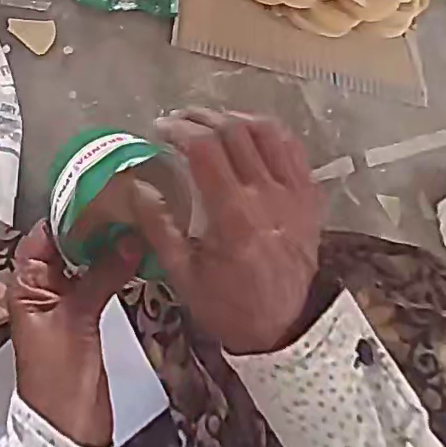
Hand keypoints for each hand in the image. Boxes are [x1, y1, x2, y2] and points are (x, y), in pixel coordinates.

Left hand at [8, 221, 142, 446]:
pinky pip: (99, 277)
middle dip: (92, 224)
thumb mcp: (77, 318)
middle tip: (125, 199)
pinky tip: (137, 250)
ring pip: (84, 259)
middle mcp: (43, 286)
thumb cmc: (59, 375)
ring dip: (106, 243)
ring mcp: (67, 299)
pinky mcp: (87, 312)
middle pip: (66, 244)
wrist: (69, 430)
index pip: (44, 234)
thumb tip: (131, 237)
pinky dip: (115, 263)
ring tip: (135, 218)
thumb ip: (102, 274)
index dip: (68, 212)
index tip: (99, 190)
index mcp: (26, 284)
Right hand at [130, 110, 322, 354]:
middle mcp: (267, 195)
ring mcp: (294, 192)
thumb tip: (135, 184)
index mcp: (233, 215)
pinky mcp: (310, 195)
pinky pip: (291, 147)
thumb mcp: (182, 274)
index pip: (205, 148)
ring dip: (233, 118)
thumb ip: (158, 225)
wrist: (282, 329)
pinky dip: (267, 131)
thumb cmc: (226, 304)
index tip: (160, 128)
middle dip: (200, 117)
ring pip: (266, 131)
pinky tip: (249, 133)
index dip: (179, 129)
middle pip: (233, 131)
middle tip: (178, 121)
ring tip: (210, 122)